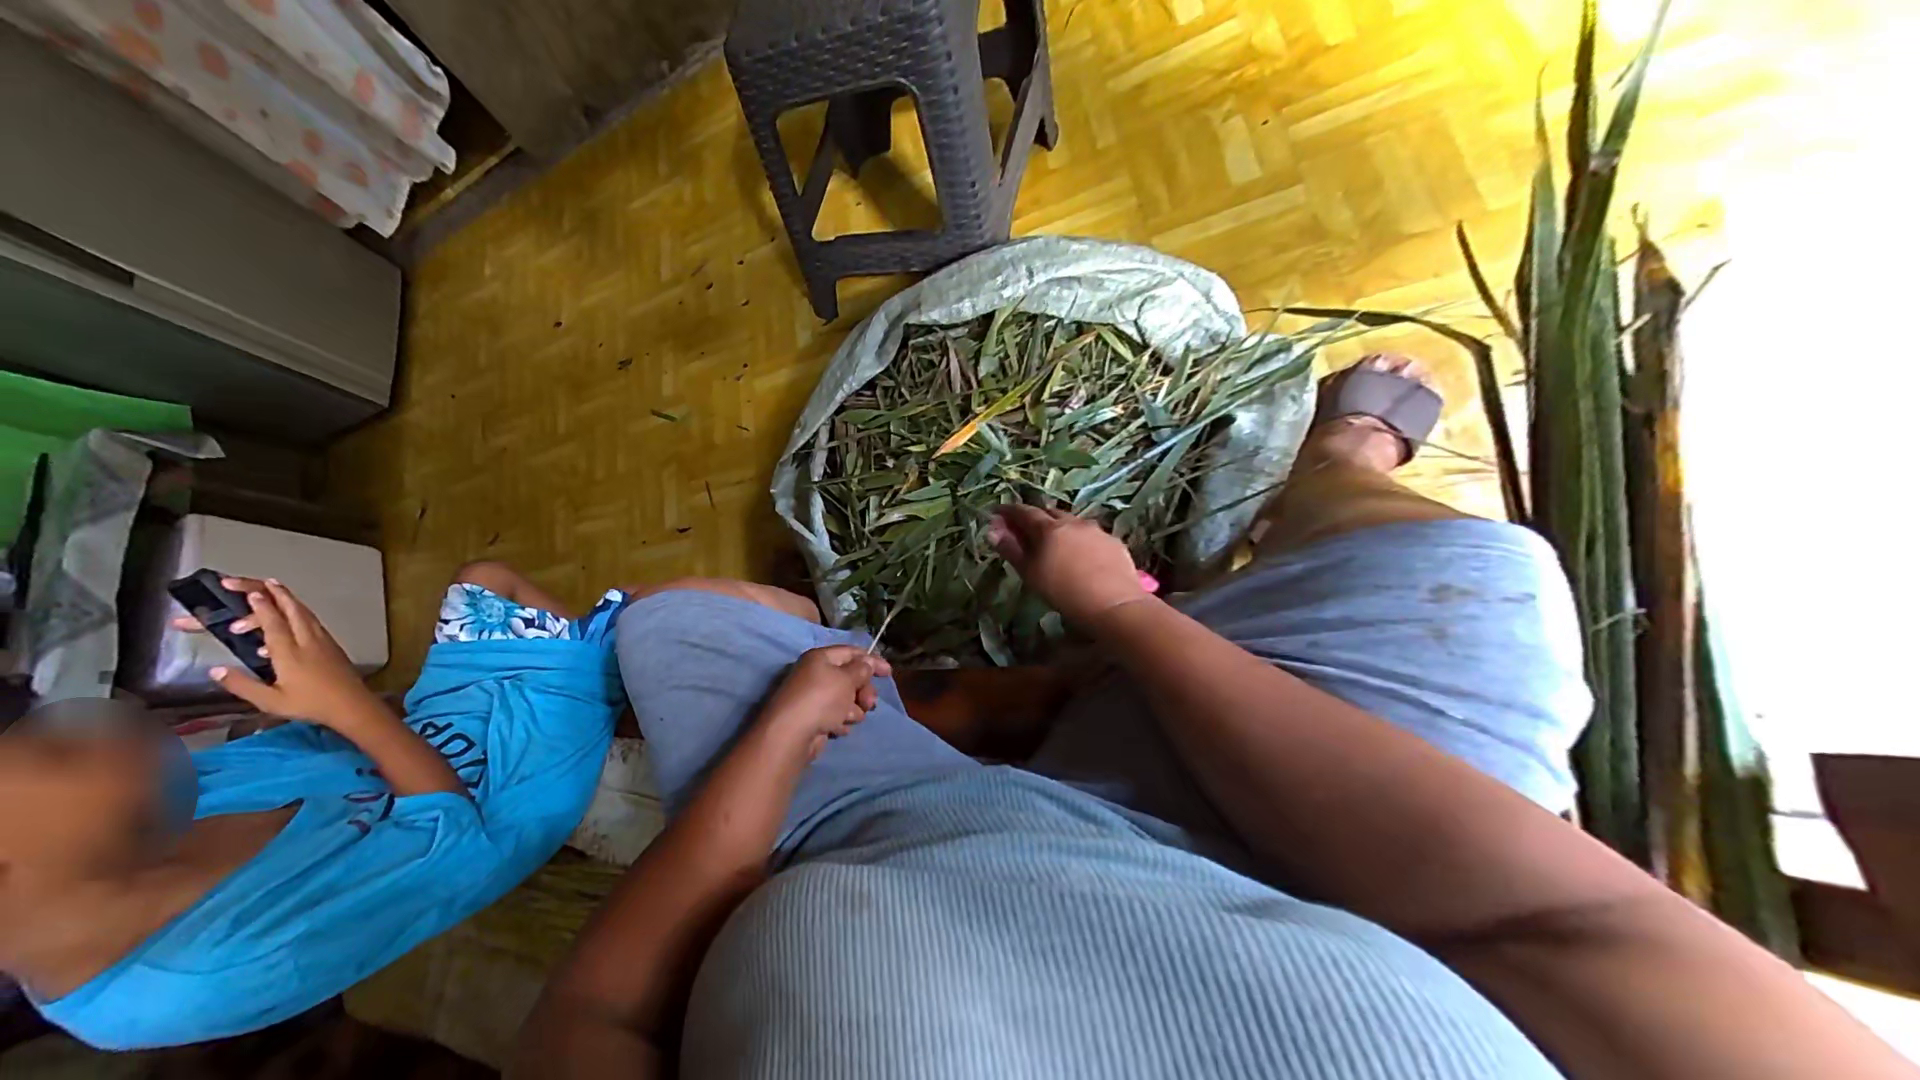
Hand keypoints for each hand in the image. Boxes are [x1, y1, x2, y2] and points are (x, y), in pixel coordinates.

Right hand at [173, 577, 378, 730]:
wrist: (352, 704)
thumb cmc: (310, 703)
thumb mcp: (269, 700)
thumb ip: (241, 684)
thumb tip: (215, 669)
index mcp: (291, 652)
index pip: (274, 622)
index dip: (261, 606)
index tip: (249, 592)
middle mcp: (309, 640)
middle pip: (292, 609)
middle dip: (272, 592)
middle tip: (249, 582)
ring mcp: (323, 640)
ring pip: (304, 613)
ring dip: (286, 599)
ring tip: (269, 589)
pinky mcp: (331, 644)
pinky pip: (311, 621)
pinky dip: (297, 612)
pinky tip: (287, 615)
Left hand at [758, 645, 892, 759]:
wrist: (792, 734)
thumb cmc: (822, 698)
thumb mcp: (847, 678)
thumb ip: (862, 669)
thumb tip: (866, 663)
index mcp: (820, 658)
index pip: (851, 653)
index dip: (872, 660)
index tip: (889, 673)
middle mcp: (815, 674)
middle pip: (849, 677)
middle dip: (864, 690)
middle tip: (870, 703)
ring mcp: (812, 697)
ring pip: (845, 698)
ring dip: (854, 707)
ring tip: (850, 717)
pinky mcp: (812, 718)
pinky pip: (835, 715)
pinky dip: (840, 720)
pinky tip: (839, 727)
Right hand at [987, 505, 1150, 625]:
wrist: (1113, 605)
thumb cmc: (1064, 592)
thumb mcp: (1030, 573)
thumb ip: (1011, 549)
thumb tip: (993, 530)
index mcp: (1049, 528)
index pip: (1024, 512)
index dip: (1008, 511)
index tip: (997, 513)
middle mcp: (1073, 522)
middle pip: (1050, 513)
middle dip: (1035, 517)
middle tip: (1025, 529)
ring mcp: (1096, 531)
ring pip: (1072, 522)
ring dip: (1059, 528)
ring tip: (1054, 543)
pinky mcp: (1114, 543)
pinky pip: (1091, 535)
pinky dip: (1080, 540)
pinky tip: (1081, 556)